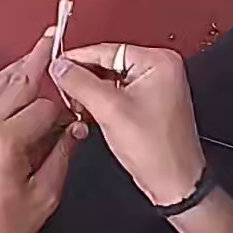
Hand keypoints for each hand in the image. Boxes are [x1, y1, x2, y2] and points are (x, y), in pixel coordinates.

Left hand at [0, 29, 85, 232]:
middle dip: (37, 58)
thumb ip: (62, 156)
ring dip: (17, 68)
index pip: (44, 108)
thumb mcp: (44, 196)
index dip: (64, 112)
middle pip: (16, 81)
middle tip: (51, 37)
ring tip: (34, 53)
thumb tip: (74, 131)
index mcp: (5, 141)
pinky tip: (10, 87)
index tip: (75, 121)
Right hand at [51, 44, 206, 205]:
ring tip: (77, 105)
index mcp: (159, 61)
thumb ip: (81, 84)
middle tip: (64, 89)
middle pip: (109, 63)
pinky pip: (119, 92)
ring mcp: (157, 85)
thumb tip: (61, 67)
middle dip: (85, 78)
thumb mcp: (110, 110)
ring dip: (92, 92)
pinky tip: (90, 113)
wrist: (174, 183)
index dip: (79, 58)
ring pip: (111, 78)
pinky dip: (102, 101)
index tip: (57, 65)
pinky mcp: (151, 101)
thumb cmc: (158, 151)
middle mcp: (162, 68)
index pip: (108, 49)